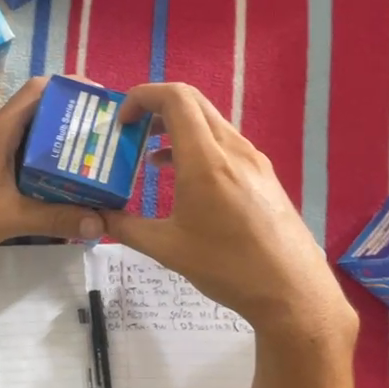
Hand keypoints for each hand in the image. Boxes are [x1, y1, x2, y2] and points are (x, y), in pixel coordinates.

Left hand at [0, 77, 105, 279]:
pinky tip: (59, 177)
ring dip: (56, 139)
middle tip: (102, 133)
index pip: (38, 90)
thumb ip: (58, 218)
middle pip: (37, 108)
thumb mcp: (13, 218)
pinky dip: (40, 157)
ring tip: (89, 154)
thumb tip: (102, 223)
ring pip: (28, 131)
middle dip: (71, 116)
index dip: (70, 88)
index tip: (101, 100)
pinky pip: (17, 149)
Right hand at [101, 83, 356, 350]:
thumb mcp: (167, 249)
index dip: (142, 97)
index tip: (121, 121)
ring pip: (209, 122)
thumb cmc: (227, 267)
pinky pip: (223, 143)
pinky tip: (180, 175)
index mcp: (206, 160)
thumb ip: (125, 227)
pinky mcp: (262, 175)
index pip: (175, 99)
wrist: (292, 291)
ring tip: (148, 156)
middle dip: (155, 107)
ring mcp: (252, 160)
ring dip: (176, 127)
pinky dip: (195, 145)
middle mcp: (232, 149)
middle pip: (193, 102)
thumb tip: (97, 217)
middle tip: (129, 132)